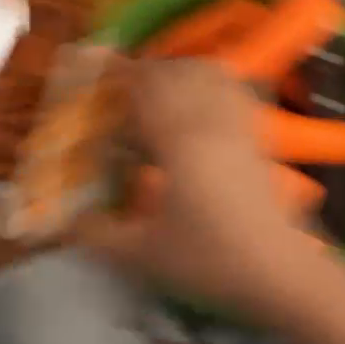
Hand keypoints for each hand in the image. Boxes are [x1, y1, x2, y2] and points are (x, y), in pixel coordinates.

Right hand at [75, 58, 323, 318]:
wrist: (281, 272)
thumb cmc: (210, 260)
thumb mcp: (145, 254)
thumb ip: (99, 235)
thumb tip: (63, 223)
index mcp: (176, 139)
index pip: (144, 87)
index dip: (119, 76)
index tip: (98, 78)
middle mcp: (207, 119)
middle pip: (173, 72)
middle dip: (144, 74)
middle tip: (122, 95)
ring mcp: (236, 122)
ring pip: (206, 71)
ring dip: (177, 72)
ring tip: (159, 93)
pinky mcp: (257, 133)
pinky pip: (233, 87)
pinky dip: (212, 80)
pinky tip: (200, 99)